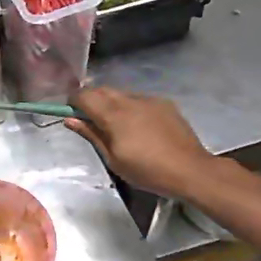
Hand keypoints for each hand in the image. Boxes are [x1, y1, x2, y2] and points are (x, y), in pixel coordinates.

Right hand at [68, 86, 242, 196]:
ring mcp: (149, 99)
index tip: (70, 112)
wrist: (190, 170)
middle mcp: (130, 100)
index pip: (84, 96)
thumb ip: (91, 135)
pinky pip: (138, 99)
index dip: (72, 101)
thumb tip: (70, 120)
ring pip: (120, 93)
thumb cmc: (147, 170)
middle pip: (101, 89)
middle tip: (88, 119)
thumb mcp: (112, 158)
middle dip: (90, 99)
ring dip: (110, 102)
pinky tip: (137, 125)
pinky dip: (129, 106)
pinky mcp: (164, 103)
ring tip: (114, 124)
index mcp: (114, 115)